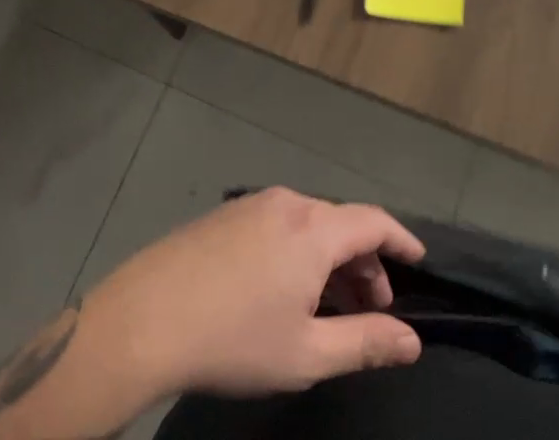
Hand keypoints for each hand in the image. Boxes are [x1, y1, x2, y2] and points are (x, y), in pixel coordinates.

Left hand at [79, 187, 426, 403]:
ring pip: (305, 226)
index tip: (418, 262)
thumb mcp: (307, 353)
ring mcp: (245, 206)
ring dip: (327, 261)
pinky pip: (273, 226)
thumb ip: (366, 343)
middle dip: (363, 264)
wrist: (140, 323)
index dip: (401, 241)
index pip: (374, 222)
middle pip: (340, 224)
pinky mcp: (218, 218)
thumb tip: (411, 342)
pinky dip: (295, 252)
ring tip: (326, 307)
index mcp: (312, 229)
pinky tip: (281, 291)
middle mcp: (283, 204)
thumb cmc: (232, 339)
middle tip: (369, 311)